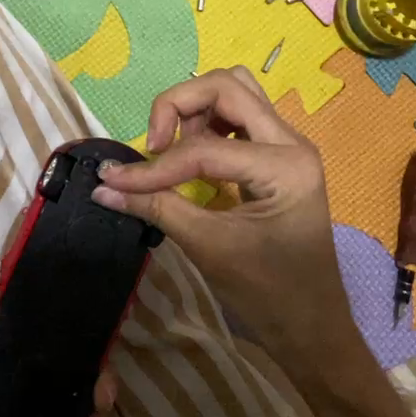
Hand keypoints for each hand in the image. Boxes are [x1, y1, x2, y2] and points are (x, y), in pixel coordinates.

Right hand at [91, 68, 349, 366]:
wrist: (313, 329)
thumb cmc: (268, 294)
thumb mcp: (209, 248)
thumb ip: (156, 207)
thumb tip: (103, 185)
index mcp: (284, 166)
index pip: (204, 148)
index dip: (155, 165)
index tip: (113, 181)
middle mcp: (292, 142)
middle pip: (227, 87)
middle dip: (179, 105)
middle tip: (154, 145)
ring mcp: (288, 145)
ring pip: (235, 91)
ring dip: (196, 107)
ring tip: (173, 146)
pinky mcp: (277, 155)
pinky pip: (239, 115)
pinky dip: (208, 121)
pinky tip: (190, 153)